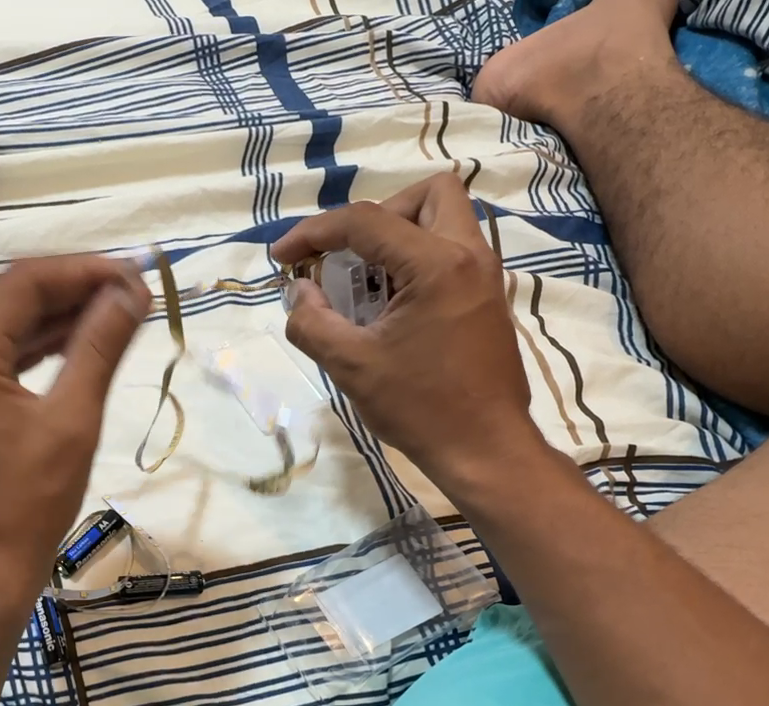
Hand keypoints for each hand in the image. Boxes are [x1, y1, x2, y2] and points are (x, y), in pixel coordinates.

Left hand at [0, 256, 149, 609]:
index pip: (22, 284)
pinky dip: (38, 356)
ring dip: (58, 322)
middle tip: (133, 294)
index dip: (83, 272)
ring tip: (117, 317)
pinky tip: (79, 351)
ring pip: (4, 335)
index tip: (136, 275)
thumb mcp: (71, 422)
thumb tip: (131, 290)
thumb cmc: (26, 507)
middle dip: (73, 292)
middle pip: (10, 303)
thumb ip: (98, 348)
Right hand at [272, 173, 544, 490]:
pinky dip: (413, 262)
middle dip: (376, 216)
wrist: (483, 447)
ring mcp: (484, 276)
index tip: (282, 257)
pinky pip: (449, 253)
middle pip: (426, 195)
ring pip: (443, 219)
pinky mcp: (485, 298)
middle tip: (347, 259)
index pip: (367, 221)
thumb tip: (299, 294)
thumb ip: (312, 323)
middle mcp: (469, 255)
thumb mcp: (350, 366)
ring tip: (363, 285)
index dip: (315, 232)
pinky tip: (388, 308)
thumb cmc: (418, 406)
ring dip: (396, 238)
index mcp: (437, 265)